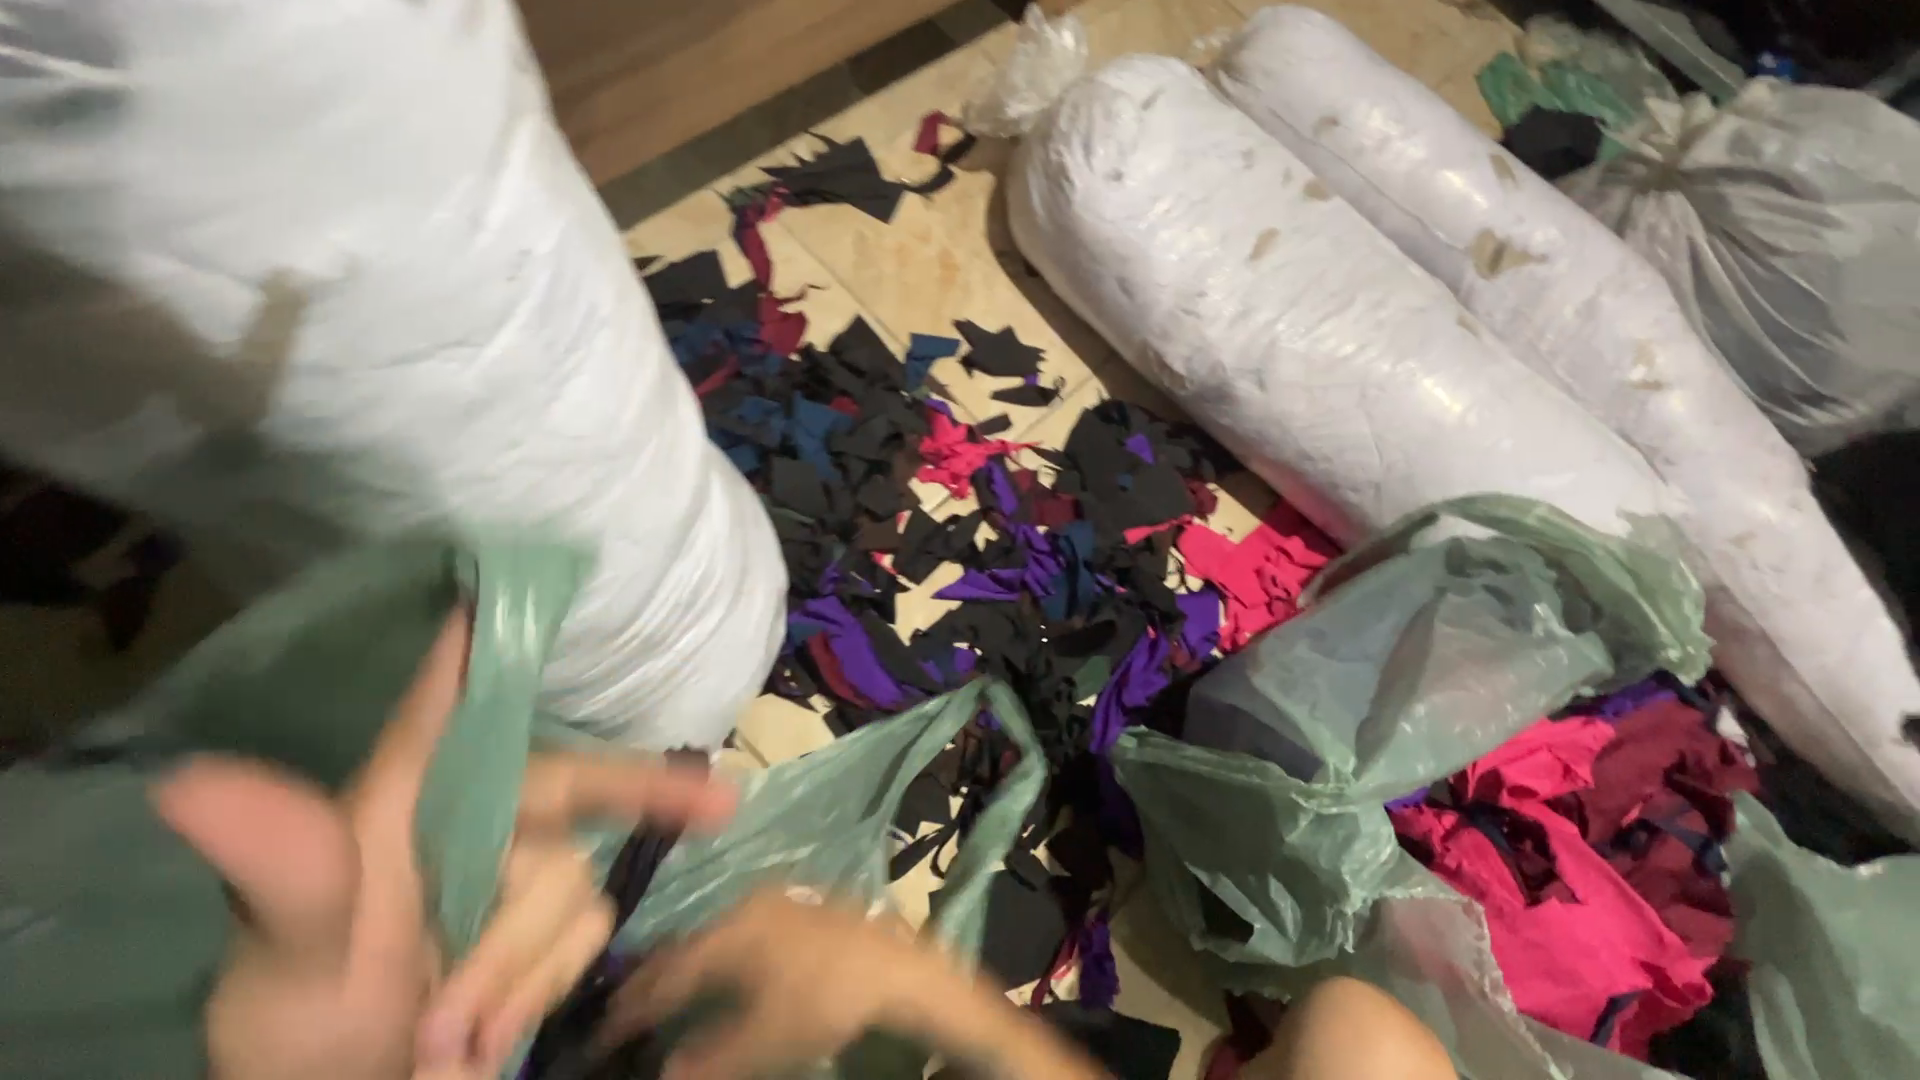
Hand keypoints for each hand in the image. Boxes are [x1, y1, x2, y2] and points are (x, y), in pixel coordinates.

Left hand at [154, 610, 739, 1079]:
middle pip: (573, 789)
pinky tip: (488, 1033)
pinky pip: (592, 926)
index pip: (453, 701)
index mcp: (407, 800)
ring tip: (449, 1038)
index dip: (485, 640)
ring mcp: (520, 870)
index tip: (526, 581)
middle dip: (583, 855)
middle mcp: (477, 816)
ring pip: (578, 882)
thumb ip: (289, 876)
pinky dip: (543, 984)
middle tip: (612, 895)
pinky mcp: (552, 922)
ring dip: (520, 969)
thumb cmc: (305, 1028)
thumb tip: (193, 781)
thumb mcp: (290, 965)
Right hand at [597, 890, 948, 1079]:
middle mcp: (746, 906)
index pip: (666, 973)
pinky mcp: (795, 907)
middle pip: (684, 946)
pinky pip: (735, 931)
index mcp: (732, 932)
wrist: (897, 966)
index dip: (630, 1006)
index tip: (599, 1033)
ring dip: (683, 966)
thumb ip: (710, 1058)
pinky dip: (713, 955)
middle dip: (651, 980)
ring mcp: (773, 902)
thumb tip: (665, 1070)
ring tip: (659, 994)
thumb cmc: (827, 1000)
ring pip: (710, 936)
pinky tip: (713, 974)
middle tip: (620, 1011)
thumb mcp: (766, 1039)